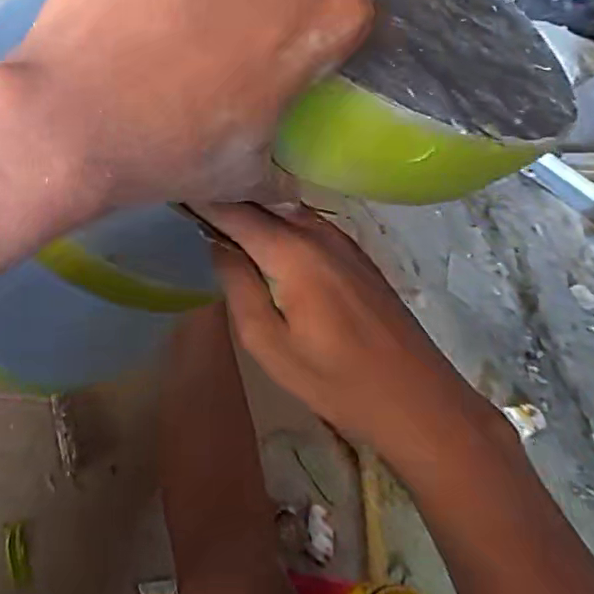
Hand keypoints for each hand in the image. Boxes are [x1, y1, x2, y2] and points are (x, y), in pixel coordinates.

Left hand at [0, 0, 372, 206]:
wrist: (70, 119)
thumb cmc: (167, 151)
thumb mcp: (242, 173)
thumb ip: (280, 173)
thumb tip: (293, 195)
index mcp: (331, 12)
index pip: (330, 6)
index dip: (289, 28)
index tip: (253, 46)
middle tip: (198, 24)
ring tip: (153, 4)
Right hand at [198, 202, 494, 455]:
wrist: (424, 406)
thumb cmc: (337, 383)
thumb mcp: (266, 342)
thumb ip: (236, 284)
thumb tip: (216, 243)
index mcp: (292, 253)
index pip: (232, 209)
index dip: (200, 197)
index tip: (169, 187)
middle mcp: (317, 233)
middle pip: (257, 198)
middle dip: (221, 193)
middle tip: (182, 195)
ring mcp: (340, 240)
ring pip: (280, 205)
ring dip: (246, 203)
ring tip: (211, 208)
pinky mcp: (354, 253)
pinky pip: (301, 219)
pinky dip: (272, 215)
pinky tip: (256, 229)